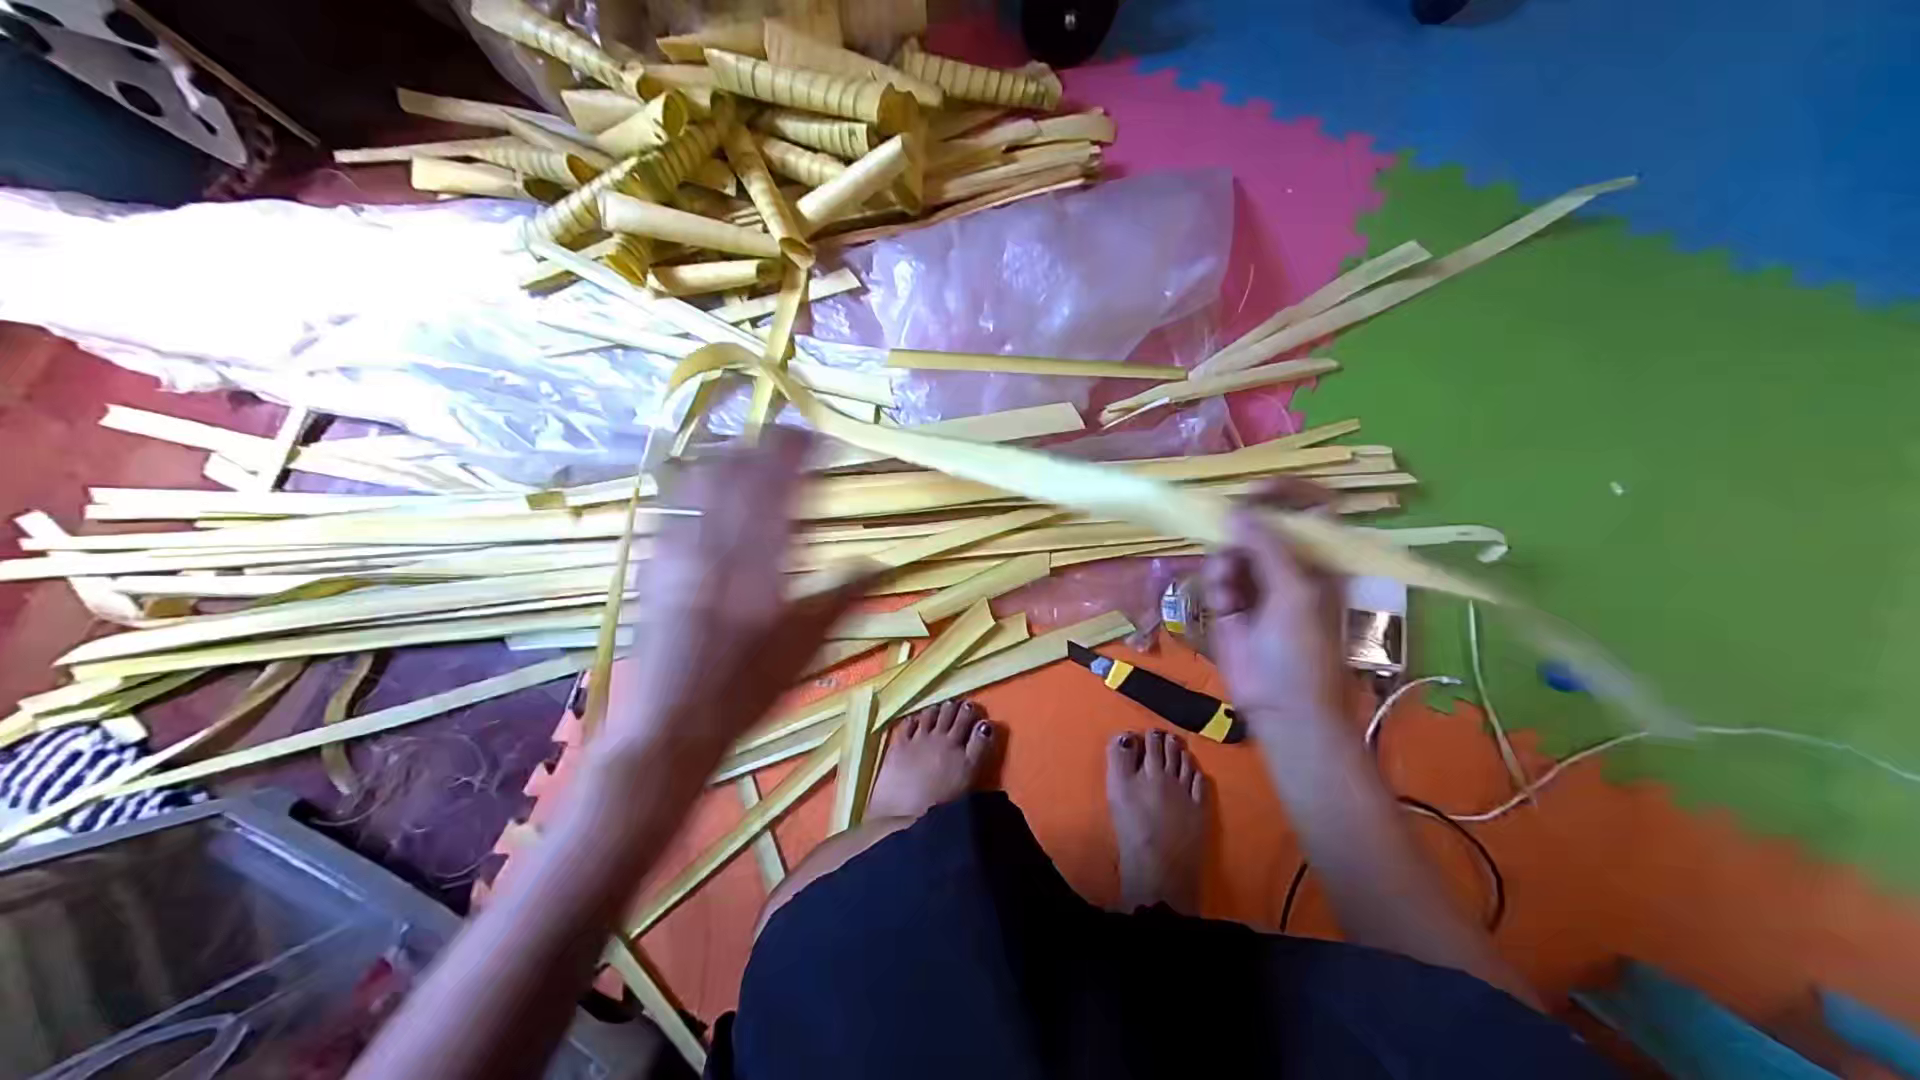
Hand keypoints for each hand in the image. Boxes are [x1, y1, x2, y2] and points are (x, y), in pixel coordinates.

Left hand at [603, 427, 871, 764]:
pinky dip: (696, 483)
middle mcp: (716, 550)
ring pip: (701, 480)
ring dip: (729, 456)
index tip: (816, 435)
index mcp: (760, 569)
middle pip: (739, 472)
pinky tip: (707, 484)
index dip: (798, 453)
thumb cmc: (748, 692)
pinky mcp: (653, 563)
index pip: (781, 489)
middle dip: (765, 443)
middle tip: (788, 436)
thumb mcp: (806, 649)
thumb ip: (841, 599)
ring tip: (750, 451)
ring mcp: (679, 553)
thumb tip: (878, 566)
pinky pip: (673, 505)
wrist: (672, 723)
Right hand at [1199, 480, 1348, 735]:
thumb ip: (1267, 546)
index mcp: (1318, 558)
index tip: (1255, 492)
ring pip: (1231, 548)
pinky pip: (1216, 574)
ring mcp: (1257, 583)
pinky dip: (1217, 584)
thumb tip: (1236, 510)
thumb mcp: (1294, 591)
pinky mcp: (1230, 602)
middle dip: (1241, 533)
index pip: (1308, 508)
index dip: (1285, 493)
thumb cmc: (1303, 648)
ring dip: (1225, 564)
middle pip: (1259, 525)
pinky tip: (1224, 603)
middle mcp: (1287, 564)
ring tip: (1229, 592)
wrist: (1282, 704)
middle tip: (1231, 545)